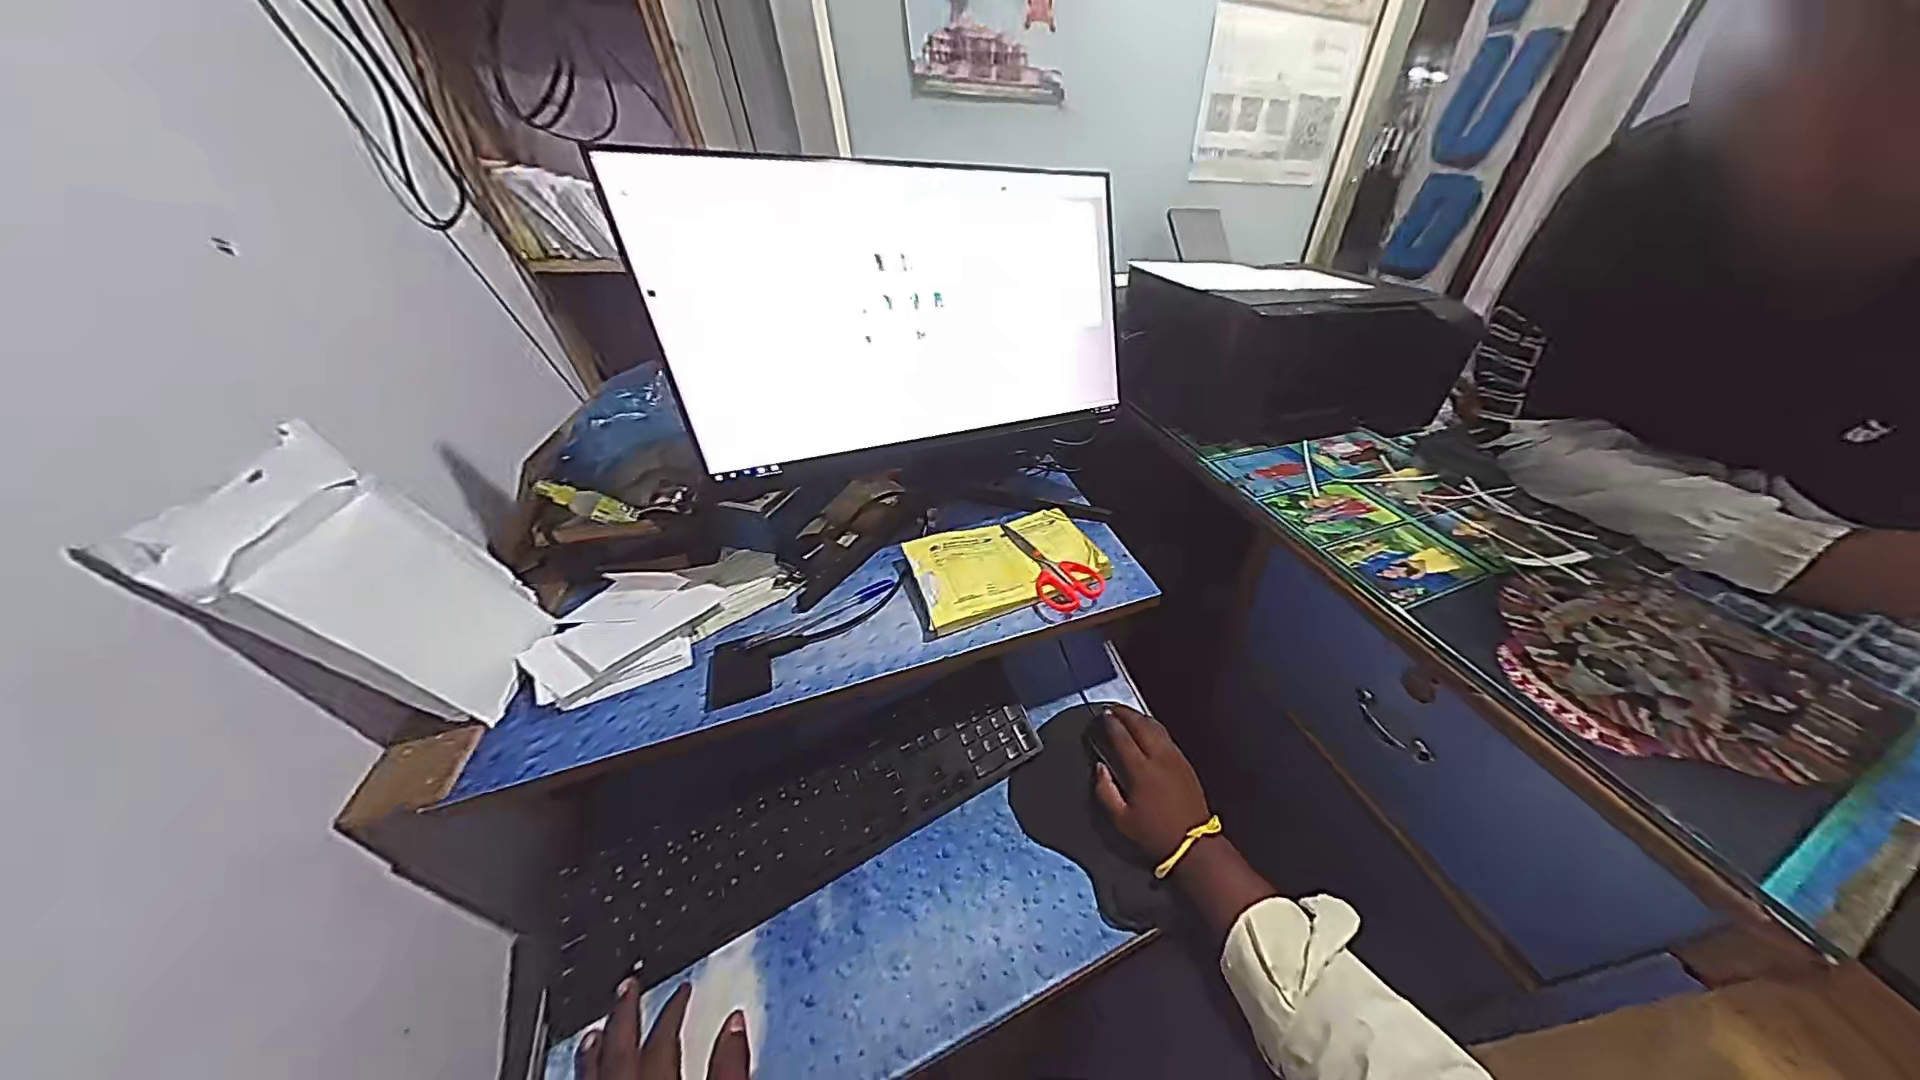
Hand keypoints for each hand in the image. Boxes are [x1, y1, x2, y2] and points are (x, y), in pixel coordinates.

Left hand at [579, 978, 749, 1079]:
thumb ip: (730, 1069)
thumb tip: (736, 1021)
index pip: (662, 1041)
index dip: (673, 1009)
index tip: (683, 988)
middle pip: (620, 1054)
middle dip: (624, 1015)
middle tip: (629, 985)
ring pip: (591, 1079)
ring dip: (593, 1052)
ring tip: (595, 1029)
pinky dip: (585, 1076)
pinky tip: (588, 1072)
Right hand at [1091, 704, 1212, 865]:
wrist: (1193, 844)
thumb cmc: (1154, 833)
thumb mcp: (1121, 819)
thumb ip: (1105, 791)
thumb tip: (1100, 768)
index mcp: (1141, 771)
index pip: (1122, 737)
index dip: (1110, 723)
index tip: (1102, 715)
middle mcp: (1159, 758)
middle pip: (1140, 724)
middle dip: (1125, 712)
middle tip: (1112, 708)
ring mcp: (1175, 758)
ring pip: (1156, 727)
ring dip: (1140, 717)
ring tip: (1128, 714)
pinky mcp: (1185, 762)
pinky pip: (1167, 736)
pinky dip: (1153, 727)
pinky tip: (1148, 729)